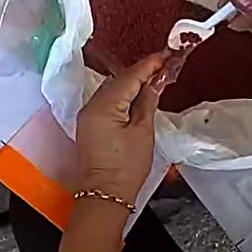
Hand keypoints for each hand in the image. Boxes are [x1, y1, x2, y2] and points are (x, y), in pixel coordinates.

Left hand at [76, 52, 167, 202]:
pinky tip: (135, 94)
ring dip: (130, 83)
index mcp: (104, 106)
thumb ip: (147, 102)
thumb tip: (153, 83)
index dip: (148, 65)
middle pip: (117, 81)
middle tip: (163, 65)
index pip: (128, 78)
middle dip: (140, 72)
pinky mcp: (88, 125)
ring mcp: (87, 116)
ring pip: (111, 90)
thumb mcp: (143, 133)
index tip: (164, 55)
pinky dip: (121, 95)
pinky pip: (106, 101)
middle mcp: (91, 106)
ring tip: (153, 77)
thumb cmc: (126, 167)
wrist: (104, 195)